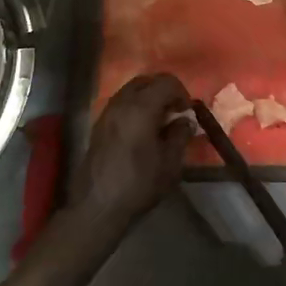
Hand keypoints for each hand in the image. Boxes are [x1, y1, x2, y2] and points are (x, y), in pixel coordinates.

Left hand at [69, 74, 192, 230]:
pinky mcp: (99, 124)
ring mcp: (107, 112)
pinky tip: (142, 130)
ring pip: (131, 90)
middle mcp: (121, 102)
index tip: (187, 112)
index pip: (166, 82)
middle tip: (174, 112)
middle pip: (146, 81)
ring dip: (148, 97)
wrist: (98, 204)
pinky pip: (121, 103)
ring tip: (159, 121)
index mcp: (141, 107)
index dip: (181, 93)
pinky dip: (134, 106)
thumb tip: (185, 121)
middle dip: (164, 91)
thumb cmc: (138, 184)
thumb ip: (180, 135)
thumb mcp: (169, 163)